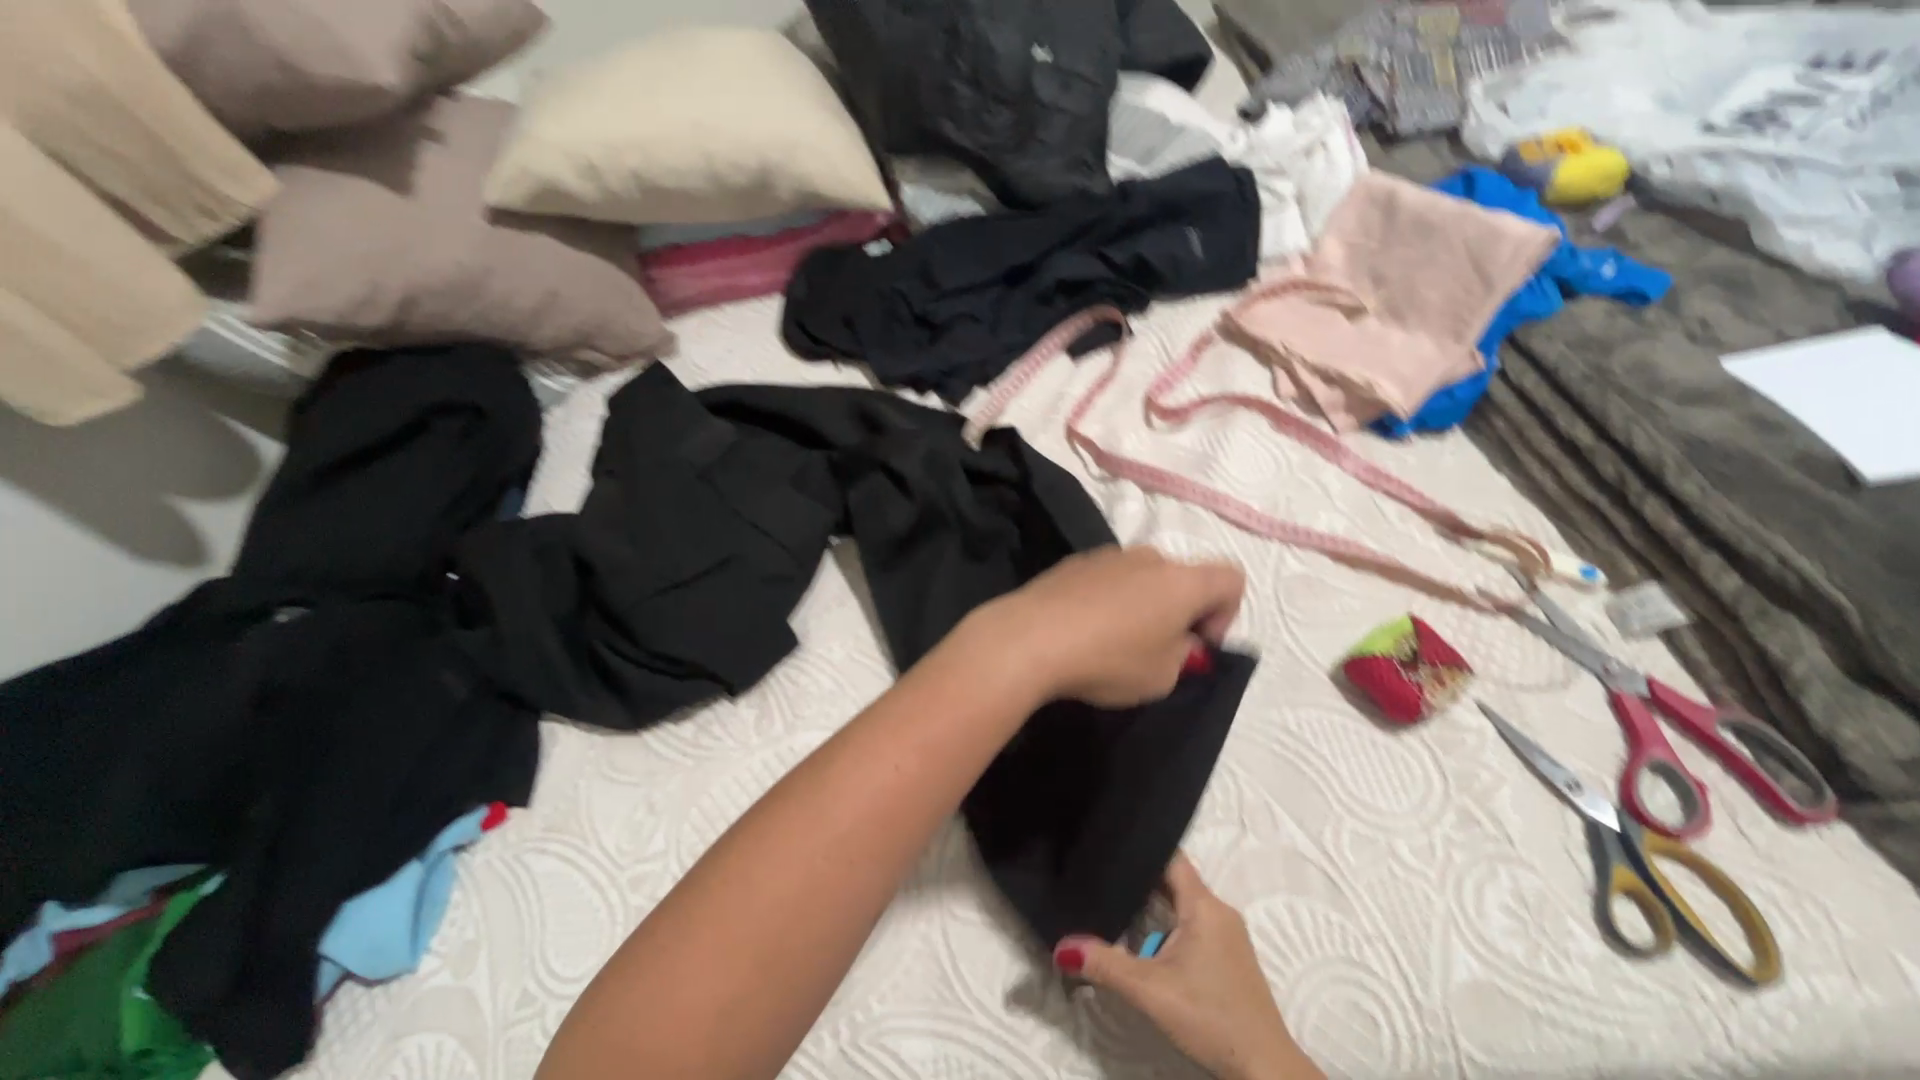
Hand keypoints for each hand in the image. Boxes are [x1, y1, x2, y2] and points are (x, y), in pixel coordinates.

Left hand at [963, 546, 1243, 708]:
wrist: (1029, 639)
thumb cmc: (1108, 660)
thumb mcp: (1163, 676)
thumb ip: (1182, 655)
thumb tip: (1176, 640)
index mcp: (1183, 580)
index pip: (1231, 578)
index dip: (1227, 613)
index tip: (1199, 645)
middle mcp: (1148, 557)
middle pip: (1181, 577)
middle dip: (1179, 611)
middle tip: (1157, 651)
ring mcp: (1106, 555)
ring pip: (1141, 578)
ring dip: (1141, 605)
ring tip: (1114, 644)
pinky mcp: (1071, 564)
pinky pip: (1105, 581)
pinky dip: (1105, 602)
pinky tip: (1082, 633)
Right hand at [1054, 854, 1321, 1079]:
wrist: (1262, 1066)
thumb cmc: (1210, 1016)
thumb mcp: (1149, 990)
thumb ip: (1104, 964)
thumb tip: (1062, 947)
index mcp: (1205, 906)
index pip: (1172, 859)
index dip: (1142, 848)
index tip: (1110, 845)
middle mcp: (1219, 912)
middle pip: (1174, 882)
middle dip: (1139, 881)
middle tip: (1100, 876)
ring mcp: (1227, 936)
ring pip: (1182, 907)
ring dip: (1152, 908)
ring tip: (1113, 905)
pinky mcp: (1228, 959)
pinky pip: (1192, 926)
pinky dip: (1166, 927)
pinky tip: (1143, 943)